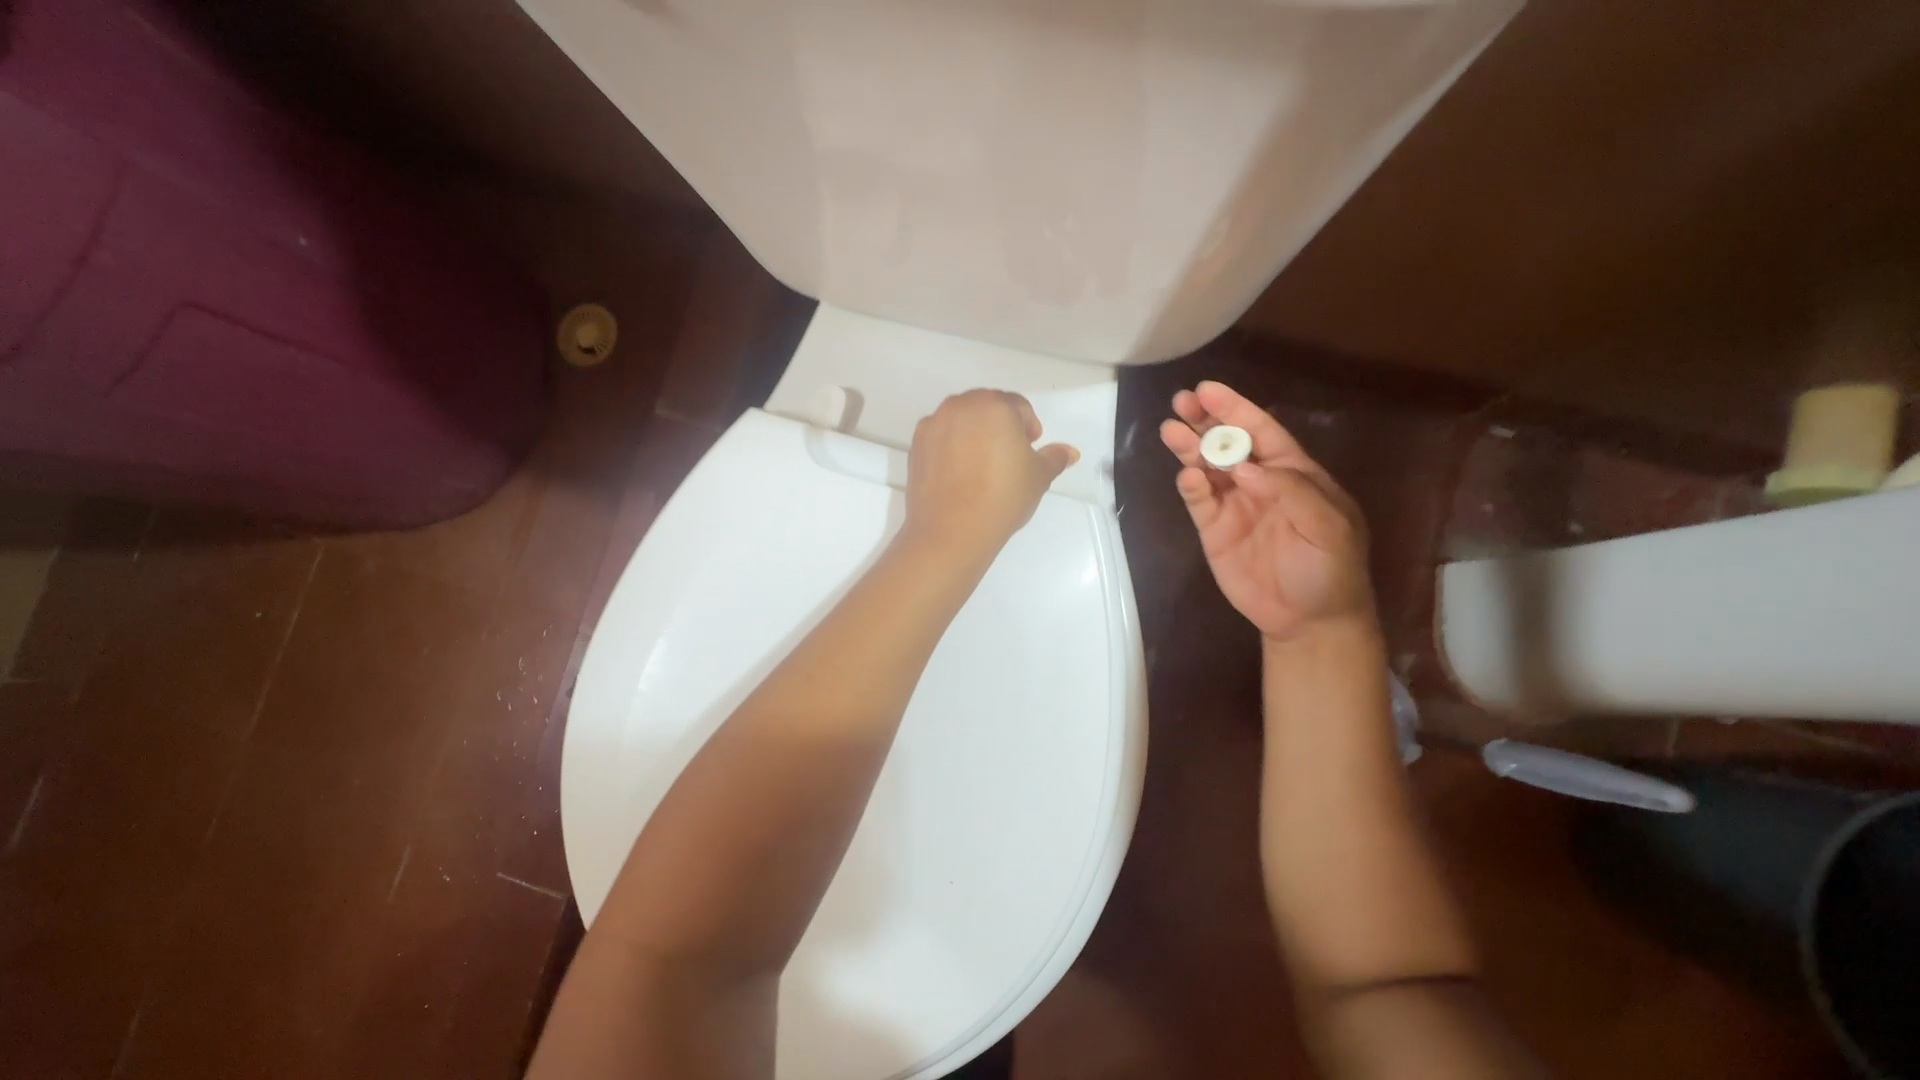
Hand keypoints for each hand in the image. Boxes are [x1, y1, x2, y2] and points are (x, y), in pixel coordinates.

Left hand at [901, 389, 1078, 563]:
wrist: (951, 530)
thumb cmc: (1002, 497)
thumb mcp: (1038, 478)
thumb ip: (1054, 458)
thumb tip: (1068, 452)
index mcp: (995, 406)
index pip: (1018, 406)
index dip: (1028, 426)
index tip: (1030, 448)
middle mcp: (961, 406)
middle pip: (986, 407)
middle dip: (1000, 426)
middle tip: (1009, 456)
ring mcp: (934, 424)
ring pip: (960, 420)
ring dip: (974, 433)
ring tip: (983, 465)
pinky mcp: (915, 445)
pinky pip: (940, 437)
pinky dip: (950, 447)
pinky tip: (959, 473)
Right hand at [1159, 381, 1373, 642]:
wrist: (1310, 620)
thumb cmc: (1331, 569)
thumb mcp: (1328, 528)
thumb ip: (1292, 493)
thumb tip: (1245, 467)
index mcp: (1293, 472)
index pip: (1262, 431)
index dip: (1236, 408)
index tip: (1208, 389)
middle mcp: (1259, 481)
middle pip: (1227, 442)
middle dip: (1205, 419)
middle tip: (1182, 401)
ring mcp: (1234, 505)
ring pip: (1206, 467)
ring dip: (1189, 447)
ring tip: (1170, 429)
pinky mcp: (1214, 531)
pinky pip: (1198, 502)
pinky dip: (1190, 486)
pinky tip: (1186, 475)